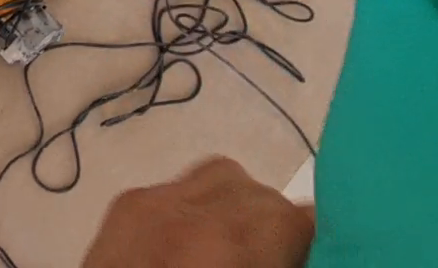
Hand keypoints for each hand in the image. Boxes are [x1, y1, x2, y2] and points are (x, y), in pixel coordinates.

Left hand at [80, 156, 313, 267]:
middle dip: (277, 227)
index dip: (311, 244)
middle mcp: (184, 210)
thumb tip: (304, 260)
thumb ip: (278, 267)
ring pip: (214, 177)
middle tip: (281, 266)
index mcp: (227, 248)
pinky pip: (176, 189)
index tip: (316, 264)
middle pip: (254, 190)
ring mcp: (145, 201)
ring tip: (241, 258)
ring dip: (238, 210)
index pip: (292, 217)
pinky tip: (196, 254)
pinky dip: (198, 212)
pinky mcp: (121, 206)